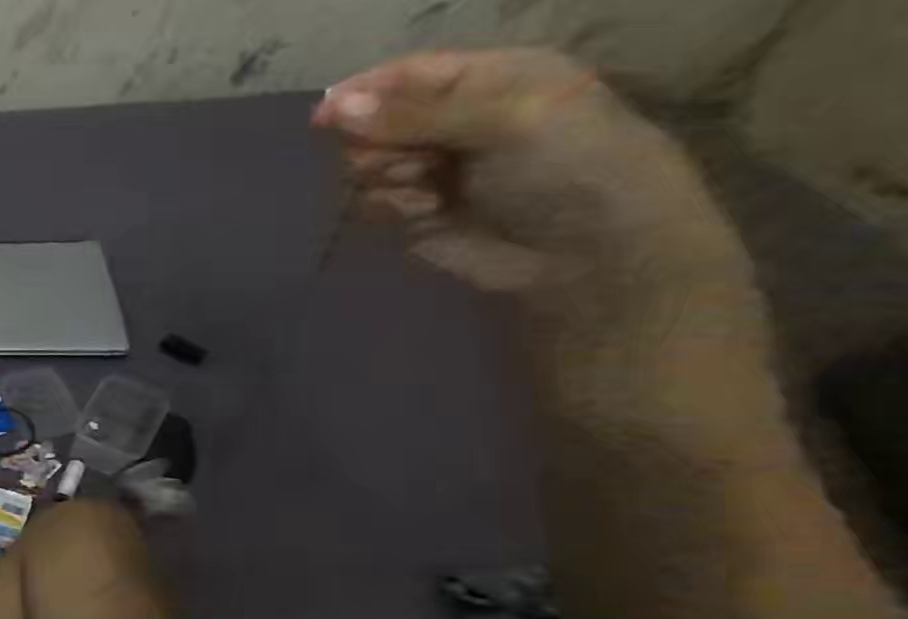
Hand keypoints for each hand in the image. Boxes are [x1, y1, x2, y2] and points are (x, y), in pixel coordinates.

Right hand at [311, 49, 748, 295]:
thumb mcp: (504, 118)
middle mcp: (449, 125)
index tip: (321, 117)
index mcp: (483, 80)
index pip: (407, 76)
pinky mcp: (416, 221)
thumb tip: (334, 111)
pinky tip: (424, 214)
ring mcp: (431, 175)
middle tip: (408, 163)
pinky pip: (375, 207)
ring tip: (427, 192)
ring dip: (386, 178)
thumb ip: (416, 115)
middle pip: (377, 124)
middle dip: (380, 143)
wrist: (586, 253)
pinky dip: (390, 209)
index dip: (363, 91)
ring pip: (369, 169)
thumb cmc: (566, 164)